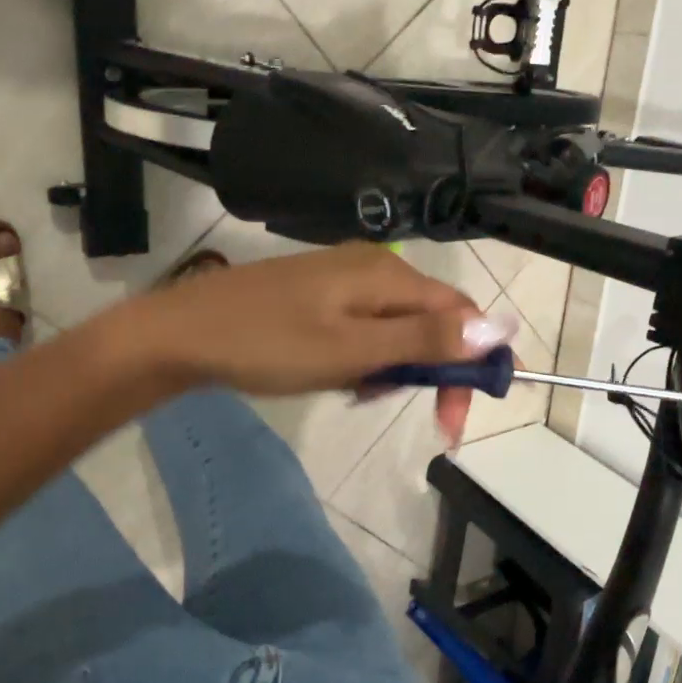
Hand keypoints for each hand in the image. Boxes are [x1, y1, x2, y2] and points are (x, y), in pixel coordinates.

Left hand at [138, 244, 509, 440]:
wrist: (181, 334)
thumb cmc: (269, 344)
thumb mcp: (353, 350)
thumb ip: (426, 339)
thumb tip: (500, 329)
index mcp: (388, 275)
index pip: (461, 313)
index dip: (475, 360)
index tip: (465, 415)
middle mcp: (374, 267)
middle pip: (432, 319)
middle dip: (429, 368)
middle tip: (405, 409)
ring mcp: (343, 279)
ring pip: (397, 327)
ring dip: (392, 367)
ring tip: (355, 391)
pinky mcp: (320, 295)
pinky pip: (365, 328)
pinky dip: (364, 358)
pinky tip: (337, 377)